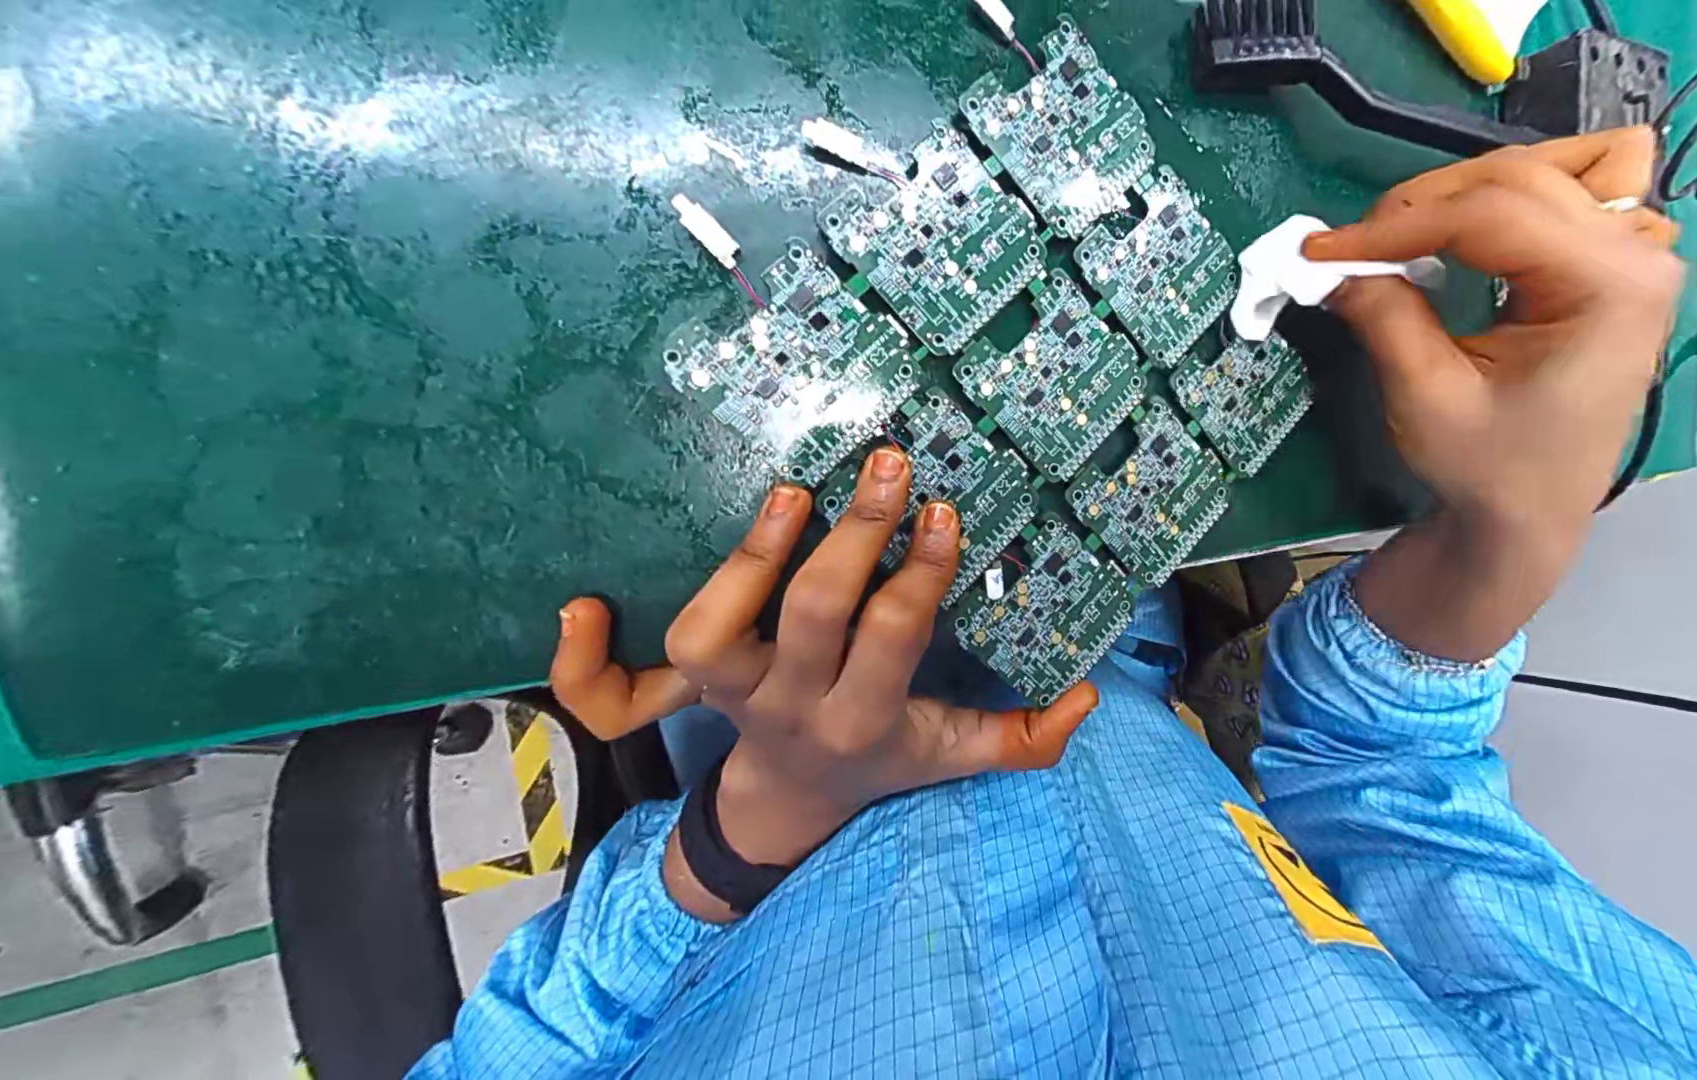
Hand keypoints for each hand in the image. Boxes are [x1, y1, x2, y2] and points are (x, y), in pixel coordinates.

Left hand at [561, 447, 1098, 920]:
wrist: (792, 802)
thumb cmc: (880, 762)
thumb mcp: (952, 759)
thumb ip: (1022, 741)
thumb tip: (1089, 695)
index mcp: (861, 720)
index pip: (893, 638)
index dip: (919, 572)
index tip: (942, 511)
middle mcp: (788, 708)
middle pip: (813, 616)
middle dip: (855, 536)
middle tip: (886, 465)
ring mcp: (729, 697)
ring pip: (710, 637)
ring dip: (747, 560)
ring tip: (789, 491)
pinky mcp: (689, 688)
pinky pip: (632, 678)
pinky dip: (608, 641)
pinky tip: (608, 586)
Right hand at [1303, 128, 1685, 660]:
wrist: (1526, 509)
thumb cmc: (1484, 464)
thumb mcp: (1424, 396)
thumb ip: (1385, 320)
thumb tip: (1335, 271)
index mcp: (1605, 286)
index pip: (1489, 215)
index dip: (1393, 226)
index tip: (1318, 251)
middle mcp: (1636, 252)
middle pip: (1521, 179)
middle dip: (1421, 205)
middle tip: (1350, 249)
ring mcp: (1631, 254)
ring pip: (1562, 167)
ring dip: (1473, 188)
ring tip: (1411, 232)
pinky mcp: (1608, 267)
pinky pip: (1580, 191)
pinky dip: (1520, 193)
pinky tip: (1478, 229)